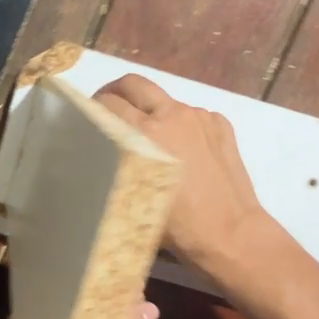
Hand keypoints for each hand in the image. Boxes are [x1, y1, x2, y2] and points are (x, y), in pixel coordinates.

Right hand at [93, 74, 273, 273]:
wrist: (230, 234)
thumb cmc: (176, 226)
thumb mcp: (132, 197)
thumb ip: (114, 164)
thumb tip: (100, 151)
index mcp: (145, 133)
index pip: (108, 103)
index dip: (93, 109)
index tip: (88, 120)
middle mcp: (172, 114)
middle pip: (133, 84)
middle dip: (115, 92)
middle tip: (108, 110)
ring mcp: (200, 117)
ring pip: (165, 100)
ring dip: (151, 111)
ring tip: (150, 140)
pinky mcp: (221, 124)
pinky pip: (192, 115)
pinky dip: (181, 126)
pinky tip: (184, 154)